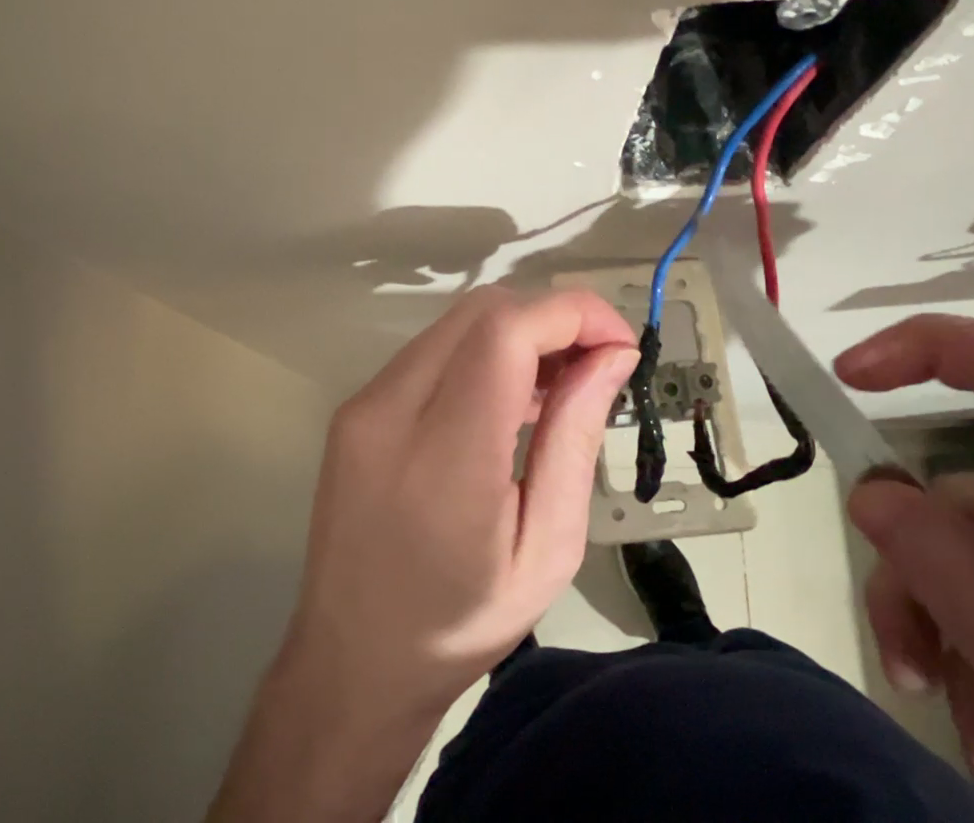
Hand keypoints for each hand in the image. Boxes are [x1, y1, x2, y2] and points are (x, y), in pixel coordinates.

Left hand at [210, 286, 636, 820]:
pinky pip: (429, 353)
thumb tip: (611, 357)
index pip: (505, 332)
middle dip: (551, 318)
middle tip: (598, 367)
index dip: (572, 314)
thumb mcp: (547, 548)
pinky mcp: (352, 412)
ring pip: (453, 325)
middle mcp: (389, 414)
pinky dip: (480, 355)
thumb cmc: (463, 623)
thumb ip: (574, 440)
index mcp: (443, 459)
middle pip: (480, 312)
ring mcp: (361, 408)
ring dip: (517, 334)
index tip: (621, 345)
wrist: (353, 661)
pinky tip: (509, 401)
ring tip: (560, 388)